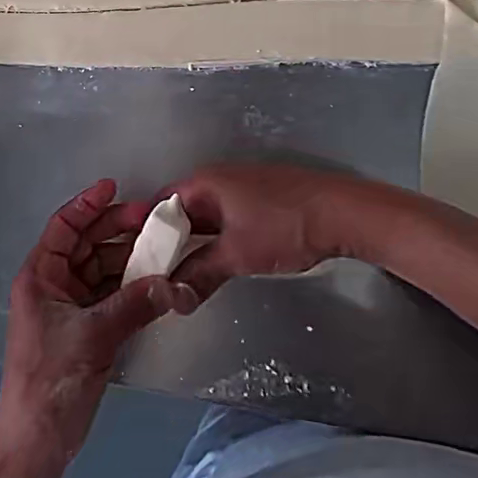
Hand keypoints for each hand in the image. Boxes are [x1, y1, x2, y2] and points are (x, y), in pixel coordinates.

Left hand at [0, 179, 198, 463]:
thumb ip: (135, 305)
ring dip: (130, 257)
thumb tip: (173, 284)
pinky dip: (132, 285)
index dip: (87, 204)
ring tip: (162, 248)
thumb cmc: (50, 379)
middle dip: (118, 228)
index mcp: (41, 275)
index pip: (64, 226)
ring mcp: (71, 306)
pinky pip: (112, 293)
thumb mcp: (94, 336)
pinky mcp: (87, 327)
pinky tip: (156, 279)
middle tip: (153, 218)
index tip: (114, 186)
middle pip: (88, 243)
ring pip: (103, 267)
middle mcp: (54, 283)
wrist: (37, 441)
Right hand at [164, 162, 375, 301]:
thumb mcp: (237, 255)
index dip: (145, 234)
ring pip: (204, 218)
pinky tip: (215, 263)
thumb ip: (200, 274)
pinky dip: (214, 240)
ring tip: (180, 275)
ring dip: (193, 244)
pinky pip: (223, 219)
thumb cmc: (283, 226)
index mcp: (203, 182)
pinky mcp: (257, 200)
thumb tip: (172, 299)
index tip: (136, 265)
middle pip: (180, 211)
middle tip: (156, 277)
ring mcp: (239, 187)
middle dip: (169, 243)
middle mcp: (216, 179)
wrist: (341, 212)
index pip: (158, 206)